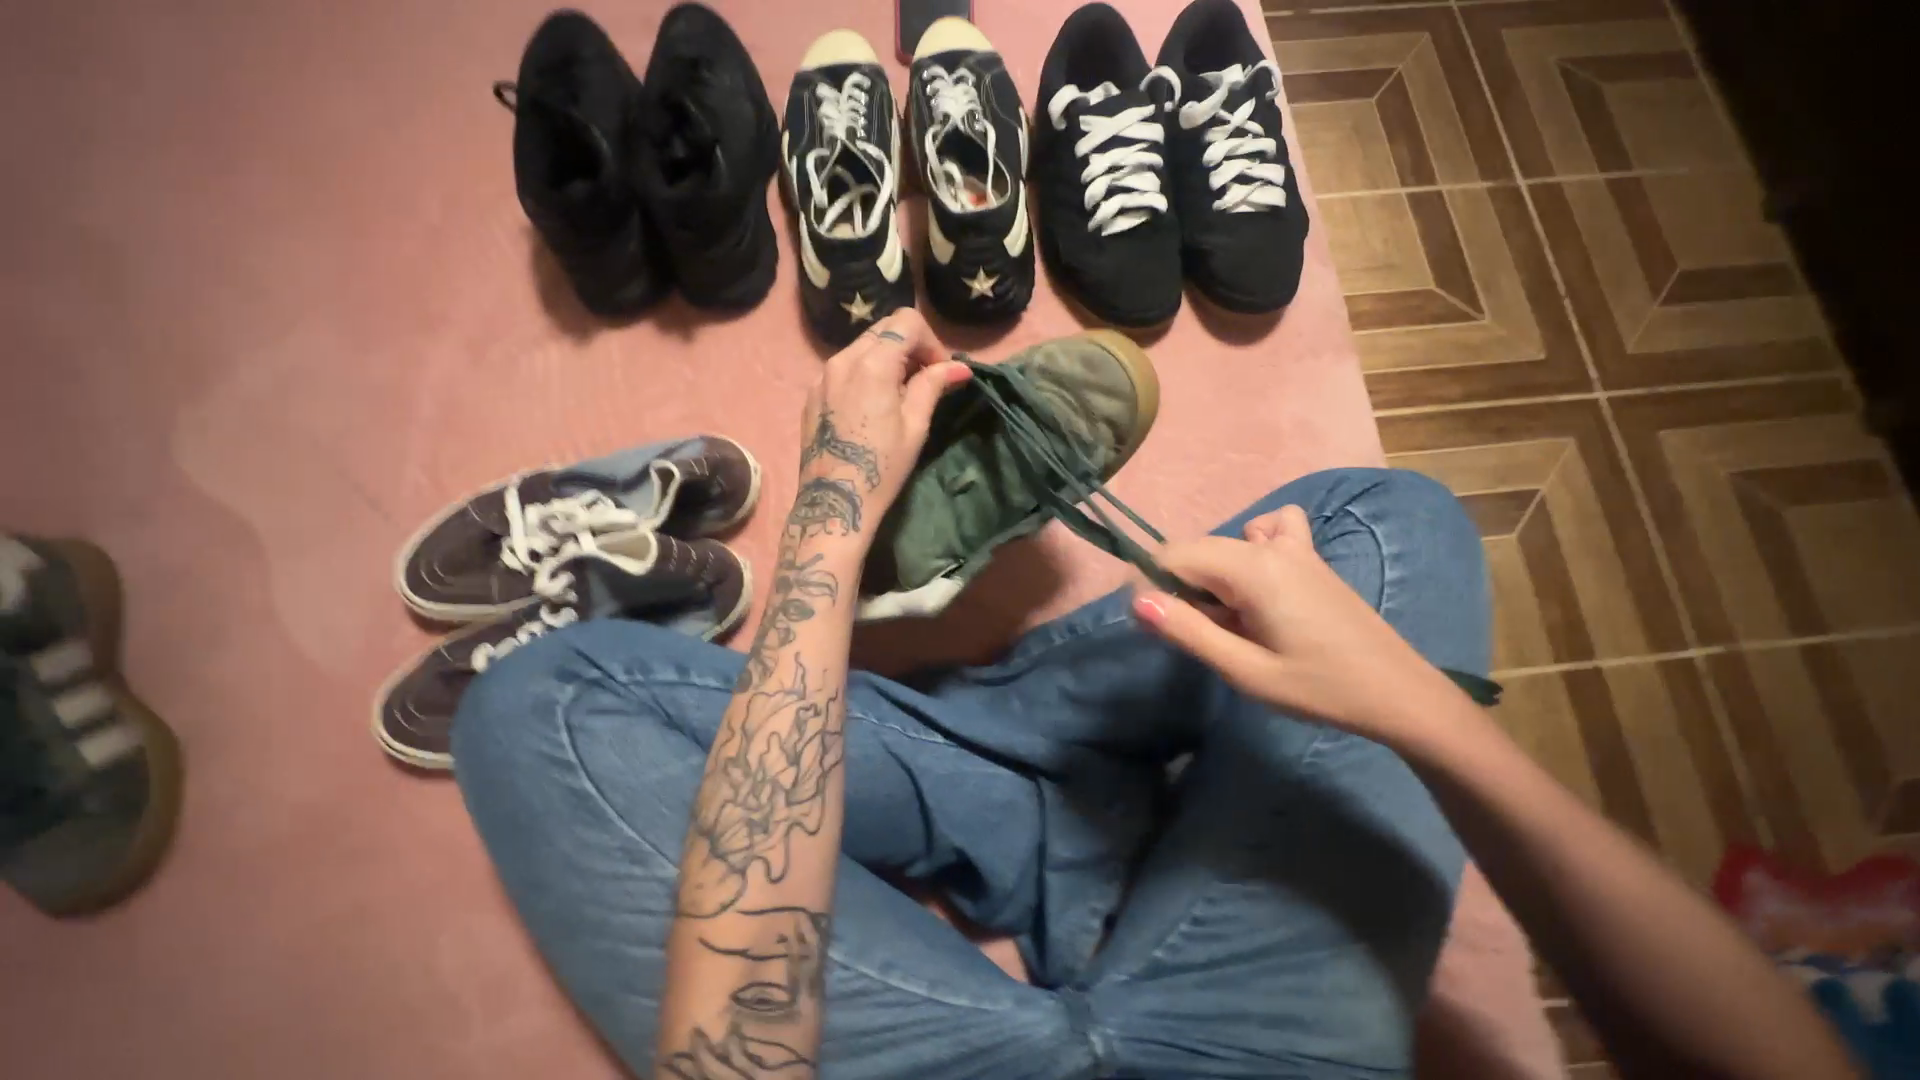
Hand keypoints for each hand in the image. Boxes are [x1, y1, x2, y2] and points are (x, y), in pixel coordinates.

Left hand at [793, 308, 969, 550]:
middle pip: (883, 329)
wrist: (834, 501)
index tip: (939, 373)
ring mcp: (822, 376)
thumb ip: (933, 385)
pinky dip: (865, 374)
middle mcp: (842, 359)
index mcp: (872, 364)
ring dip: (886, 359)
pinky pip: (844, 368)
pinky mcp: (813, 394)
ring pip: (862, 347)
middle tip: (923, 382)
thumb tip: (960, 368)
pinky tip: (872, 407)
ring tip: (898, 396)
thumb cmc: (882, 467)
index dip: (930, 342)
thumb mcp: (915, 425)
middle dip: (909, 347)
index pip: (906, 323)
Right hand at [1132, 504, 1466, 741]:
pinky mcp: (1311, 557)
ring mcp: (1296, 547)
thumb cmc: (1319, 688)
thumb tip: (1137, 602)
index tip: (1155, 625)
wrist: (1398, 693)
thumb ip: (1188, 632)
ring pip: (1228, 541)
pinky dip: (1252, 546)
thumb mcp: (1246, 671)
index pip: (1173, 555)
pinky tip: (1259, 583)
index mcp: (1252, 569)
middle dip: (1180, 585)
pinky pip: (1270, 530)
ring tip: (1229, 618)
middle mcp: (1270, 545)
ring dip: (1213, 573)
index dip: (1151, 586)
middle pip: (1197, 548)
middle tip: (1197, 636)